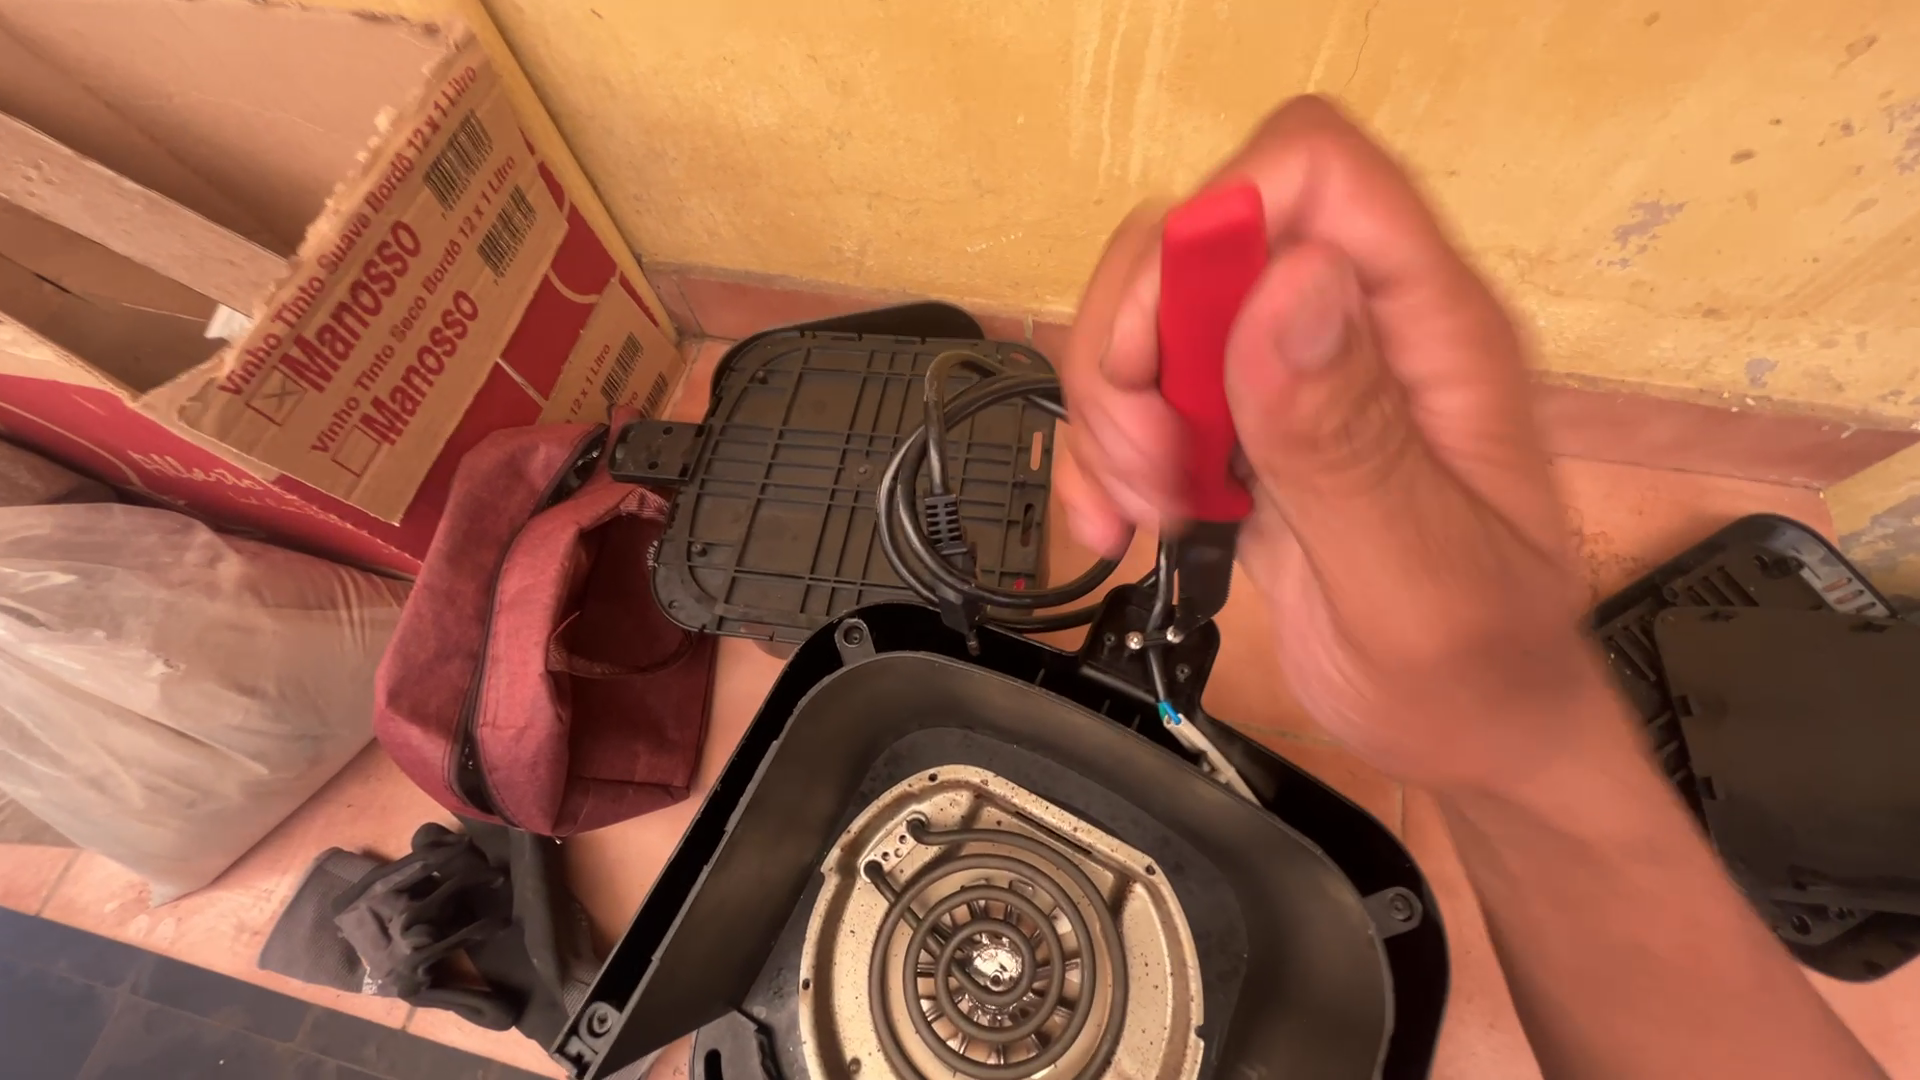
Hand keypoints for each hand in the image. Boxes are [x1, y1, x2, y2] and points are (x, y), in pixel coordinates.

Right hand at [1059, 97, 1624, 792]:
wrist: (1455, 724)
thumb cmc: (1467, 666)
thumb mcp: (1417, 575)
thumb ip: (1351, 436)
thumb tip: (1288, 282)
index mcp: (1422, 330)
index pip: (1308, 174)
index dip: (1209, 229)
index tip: (1163, 361)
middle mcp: (1338, 332)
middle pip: (1185, 248)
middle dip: (1131, 355)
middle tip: (1146, 466)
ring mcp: (1273, 385)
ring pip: (1140, 330)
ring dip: (1111, 420)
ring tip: (1143, 512)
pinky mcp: (1228, 438)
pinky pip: (1129, 408)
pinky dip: (1101, 463)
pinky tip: (1118, 528)